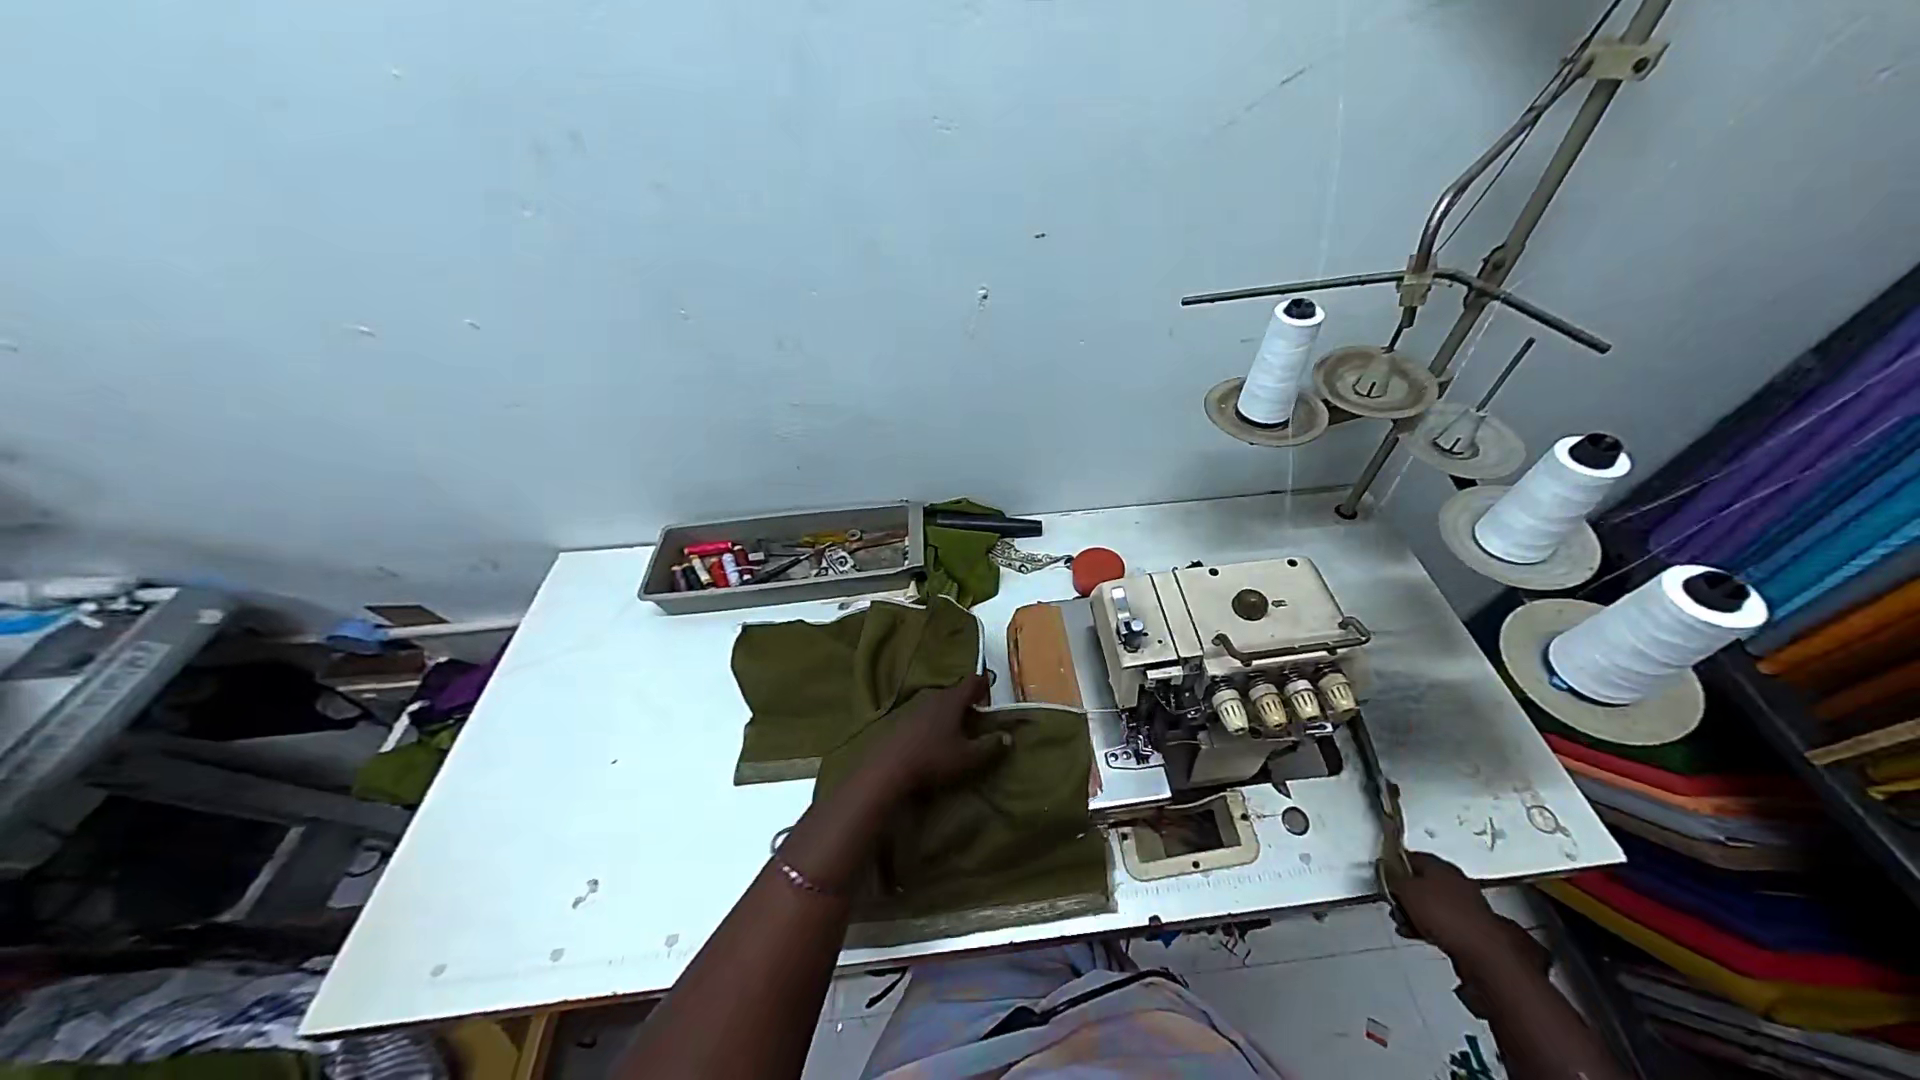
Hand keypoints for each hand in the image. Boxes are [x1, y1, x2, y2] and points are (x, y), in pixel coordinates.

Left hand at [865, 674, 1009, 796]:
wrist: (888, 768)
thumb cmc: (934, 758)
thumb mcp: (969, 757)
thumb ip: (990, 746)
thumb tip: (1008, 736)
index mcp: (952, 700)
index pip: (972, 682)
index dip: (984, 683)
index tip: (991, 686)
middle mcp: (934, 697)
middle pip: (955, 692)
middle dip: (968, 699)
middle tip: (979, 711)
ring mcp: (915, 707)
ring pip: (939, 703)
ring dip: (950, 710)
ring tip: (959, 726)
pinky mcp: (901, 720)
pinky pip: (925, 714)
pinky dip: (935, 720)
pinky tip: (935, 736)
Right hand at [1382, 851, 1510, 960]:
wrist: (1481, 952)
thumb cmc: (1446, 915)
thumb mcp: (1405, 890)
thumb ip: (1392, 878)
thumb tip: (1386, 872)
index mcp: (1440, 866)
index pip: (1410, 856)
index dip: (1393, 864)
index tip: (1383, 874)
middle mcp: (1455, 882)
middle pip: (1421, 882)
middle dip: (1405, 893)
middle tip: (1394, 902)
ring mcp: (1464, 906)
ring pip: (1431, 903)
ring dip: (1415, 912)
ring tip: (1404, 922)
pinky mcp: (1470, 928)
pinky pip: (1441, 922)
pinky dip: (1428, 926)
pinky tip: (1419, 934)